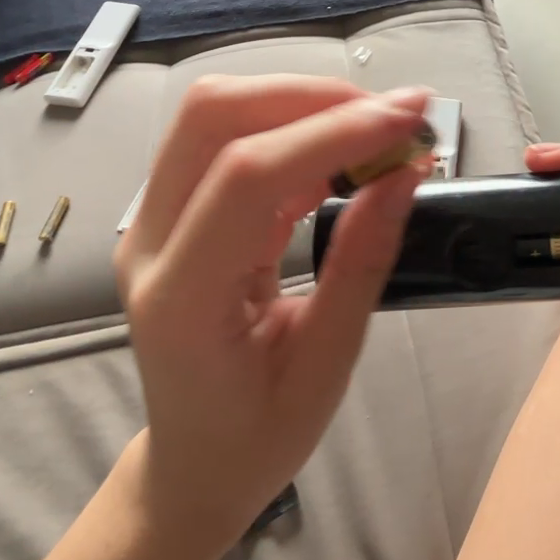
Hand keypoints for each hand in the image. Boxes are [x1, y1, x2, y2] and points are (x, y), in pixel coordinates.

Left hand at [115, 75, 431, 551]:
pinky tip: (343, 157)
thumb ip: (362, 261)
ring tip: (378, 133)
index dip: (333, 132)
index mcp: (180, 296)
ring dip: (305, 103)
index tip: (411, 119)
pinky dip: (295, 128)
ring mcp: (151, 219)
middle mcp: (148, 241)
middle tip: (394, 119)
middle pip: (213, 114)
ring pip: (217, 112)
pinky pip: (230, 138)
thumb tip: (406, 172)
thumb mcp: (327, 363)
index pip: (246, 176)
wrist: (194, 463)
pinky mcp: (174, 208)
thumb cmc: (258, 434)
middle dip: (313, 96)